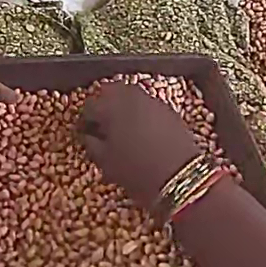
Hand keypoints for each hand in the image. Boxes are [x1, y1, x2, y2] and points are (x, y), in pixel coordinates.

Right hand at [76, 84, 203, 208]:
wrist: (181, 175)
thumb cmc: (137, 170)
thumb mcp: (107, 162)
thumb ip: (92, 144)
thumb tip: (87, 135)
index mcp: (109, 107)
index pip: (88, 106)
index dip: (84, 120)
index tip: (84, 132)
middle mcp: (130, 96)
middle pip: (109, 91)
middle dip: (103, 105)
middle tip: (101, 125)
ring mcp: (151, 100)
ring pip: (130, 95)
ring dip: (122, 106)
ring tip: (121, 127)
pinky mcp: (168, 108)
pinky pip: (146, 103)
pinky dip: (140, 111)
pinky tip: (141, 129)